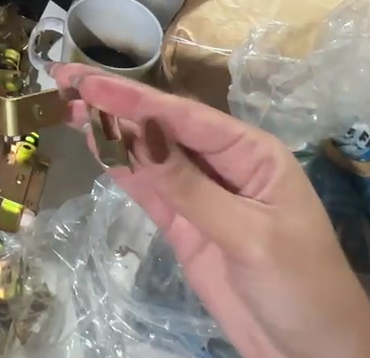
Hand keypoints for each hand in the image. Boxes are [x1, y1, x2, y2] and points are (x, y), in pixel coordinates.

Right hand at [58, 65, 369, 357]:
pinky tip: (93, 143)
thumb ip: (190, 187)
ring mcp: (199, 192)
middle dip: (113, 102)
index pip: (184, 116)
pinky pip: (146, 186)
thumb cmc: (304, 290)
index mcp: (250, 151)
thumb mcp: (250, 237)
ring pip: (146, 152)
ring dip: (108, 129)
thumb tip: (140, 135)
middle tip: (65, 79)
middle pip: (160, 125)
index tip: (89, 83)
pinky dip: (118, 165)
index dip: (134, 98)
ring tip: (66, 105)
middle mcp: (222, 161)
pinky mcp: (184, 223)